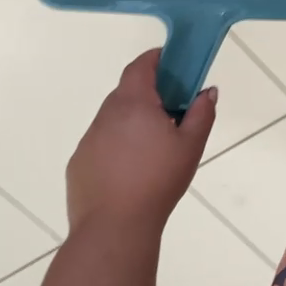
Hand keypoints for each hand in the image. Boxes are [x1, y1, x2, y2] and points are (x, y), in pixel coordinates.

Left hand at [65, 49, 217, 236]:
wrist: (113, 227)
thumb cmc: (158, 180)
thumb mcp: (192, 145)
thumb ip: (202, 113)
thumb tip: (207, 91)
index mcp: (134, 105)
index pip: (139, 68)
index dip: (154, 59)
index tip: (171, 61)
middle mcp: (106, 117)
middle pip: (126, 91)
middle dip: (149, 92)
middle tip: (173, 107)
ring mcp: (88, 141)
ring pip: (113, 118)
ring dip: (133, 119)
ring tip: (154, 144)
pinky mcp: (78, 163)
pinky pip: (102, 142)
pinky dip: (118, 143)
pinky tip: (133, 167)